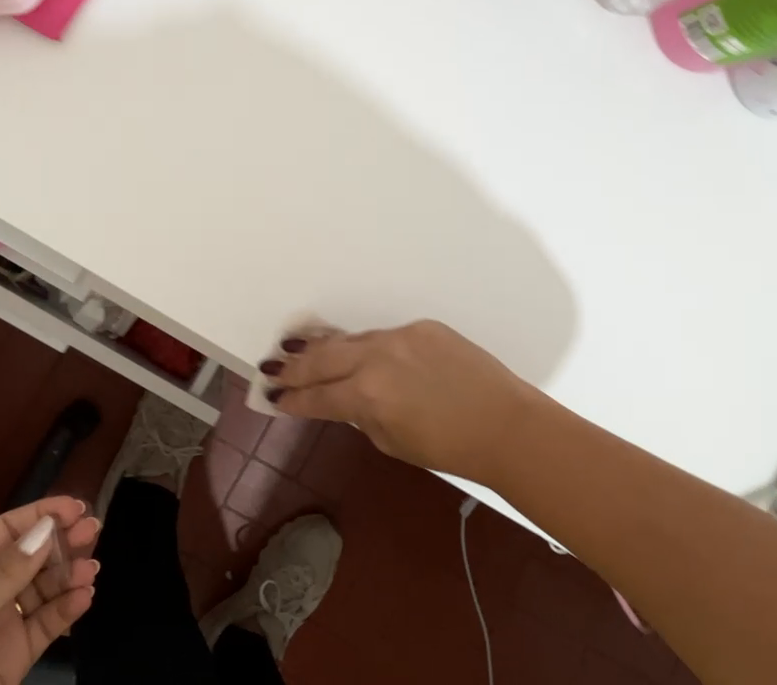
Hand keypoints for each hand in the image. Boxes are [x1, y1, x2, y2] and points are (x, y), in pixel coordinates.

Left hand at [0, 497, 101, 684]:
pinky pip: (46, 625)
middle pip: (29, 558)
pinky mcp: (15, 659)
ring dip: (68, 575)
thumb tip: (45, 527)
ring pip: (43, 590)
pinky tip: (84, 598)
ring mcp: (0, 628)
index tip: (74, 507)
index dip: (39, 515)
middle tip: (93, 530)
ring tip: (91, 570)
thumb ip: (2, 575)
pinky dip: (67, 610)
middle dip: (61, 541)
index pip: (4, 533)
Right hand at [263, 320, 545, 483]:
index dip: (292, 399)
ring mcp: (401, 337)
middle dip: (295, 366)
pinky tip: (351, 348)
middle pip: (323, 358)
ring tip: (296, 348)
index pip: (318, 396)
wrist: (505, 424)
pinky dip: (364, 345)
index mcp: (367, 394)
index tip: (273, 398)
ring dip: (323, 347)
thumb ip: (362, 417)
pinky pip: (384, 336)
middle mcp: (378, 358)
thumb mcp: (393, 442)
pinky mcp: (423, 327)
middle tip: (271, 369)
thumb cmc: (449, 448)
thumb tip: (347, 402)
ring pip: (352, 340)